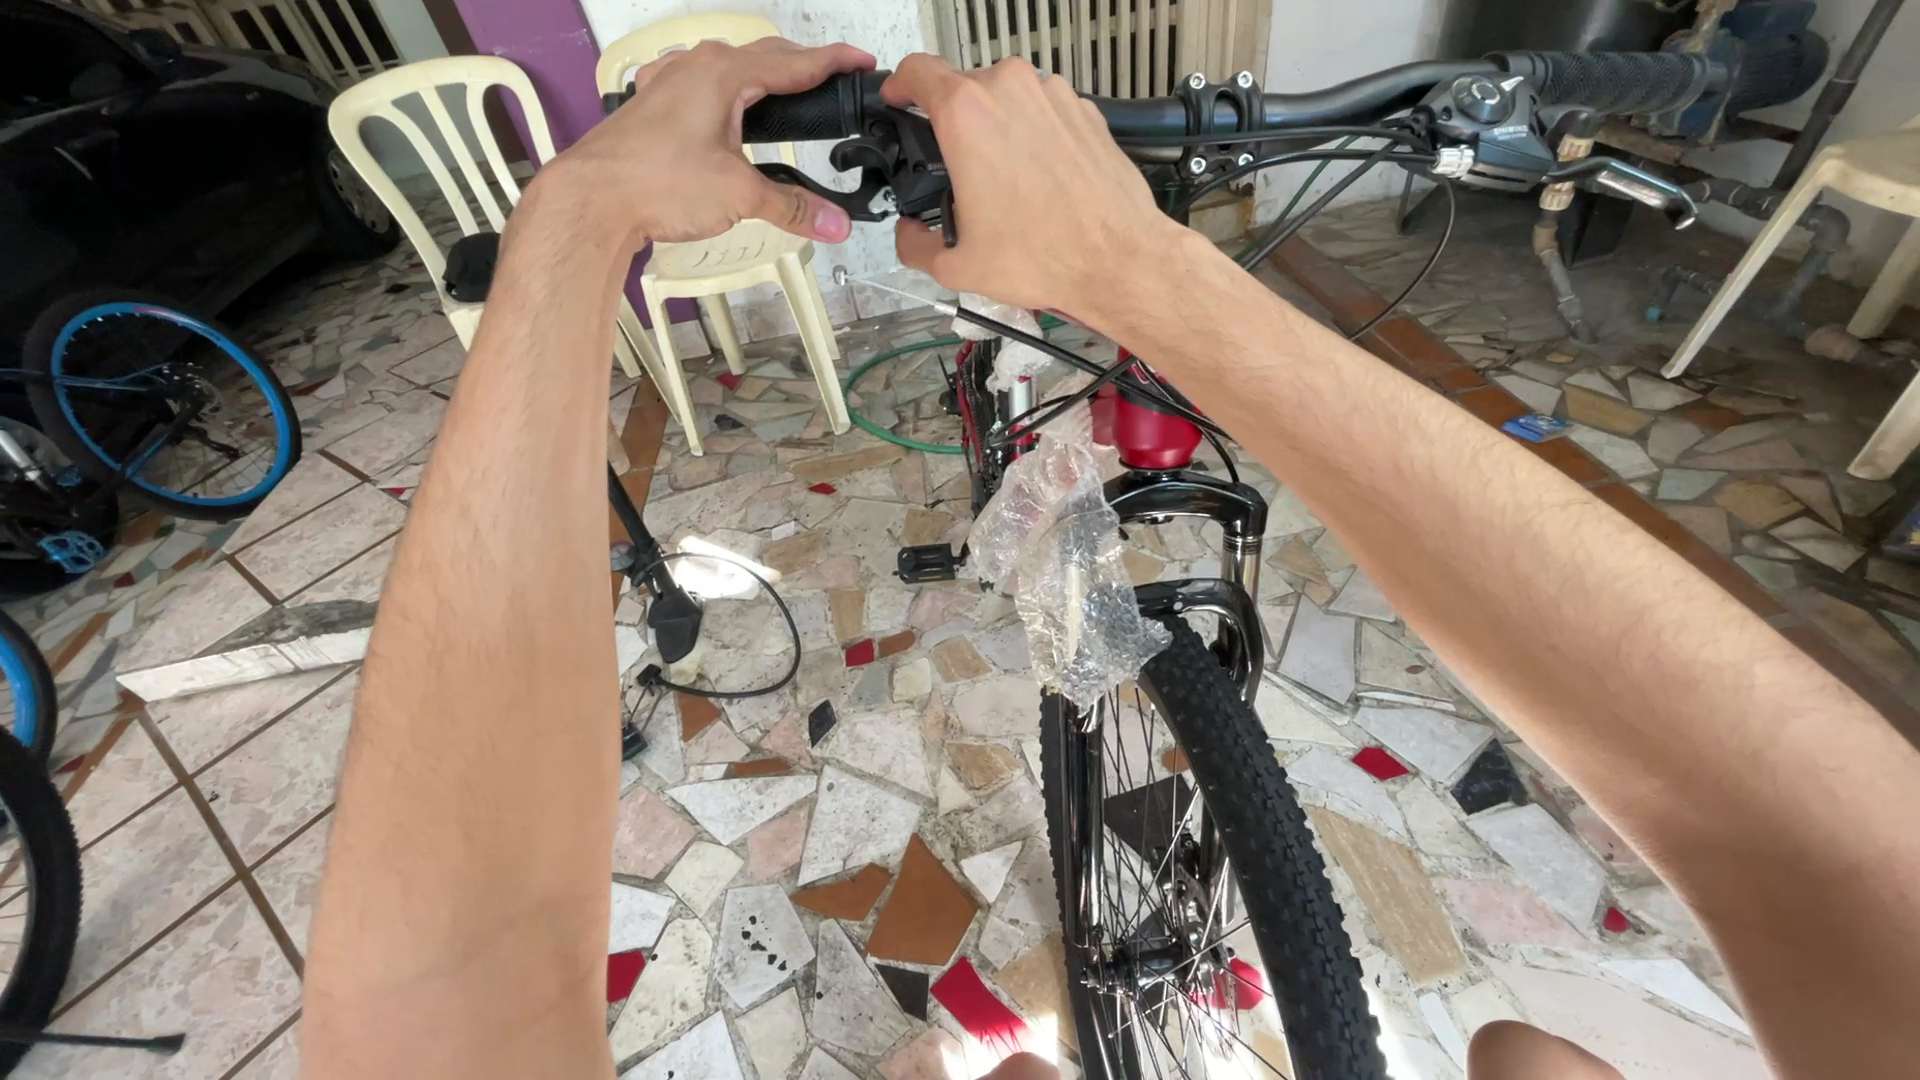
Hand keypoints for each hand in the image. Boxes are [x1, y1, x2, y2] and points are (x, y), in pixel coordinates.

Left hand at [542, 38, 874, 247]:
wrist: (595, 198)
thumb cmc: (652, 181)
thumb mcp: (740, 195)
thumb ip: (793, 207)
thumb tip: (833, 220)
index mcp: (722, 75)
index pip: (793, 62)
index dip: (832, 62)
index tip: (859, 61)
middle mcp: (695, 69)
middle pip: (763, 57)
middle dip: (801, 65)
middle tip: (830, 76)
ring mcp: (671, 86)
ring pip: (729, 68)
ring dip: (762, 75)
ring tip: (784, 90)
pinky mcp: (656, 109)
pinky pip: (701, 88)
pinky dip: (727, 94)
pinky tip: (726, 111)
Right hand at [882, 54, 1188, 324]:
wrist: (1117, 259)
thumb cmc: (1049, 254)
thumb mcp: (958, 265)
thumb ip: (915, 246)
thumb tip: (910, 237)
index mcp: (968, 115)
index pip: (917, 71)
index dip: (900, 86)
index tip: (899, 100)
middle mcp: (1011, 90)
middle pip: (963, 89)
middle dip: (953, 126)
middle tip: (957, 173)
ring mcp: (1053, 95)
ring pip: (1007, 101)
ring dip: (997, 133)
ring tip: (1004, 186)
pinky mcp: (1084, 111)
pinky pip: (1044, 114)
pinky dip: (1034, 140)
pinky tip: (1039, 184)